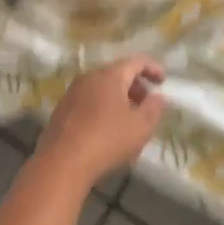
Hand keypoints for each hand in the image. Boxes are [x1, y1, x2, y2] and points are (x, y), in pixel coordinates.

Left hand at [36, 57, 166, 186]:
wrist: (63, 162)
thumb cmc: (108, 140)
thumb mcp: (141, 127)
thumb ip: (154, 109)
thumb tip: (158, 97)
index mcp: (110, 76)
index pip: (136, 62)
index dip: (152, 69)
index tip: (163, 81)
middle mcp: (88, 78)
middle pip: (116, 74)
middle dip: (135, 86)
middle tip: (146, 103)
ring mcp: (71, 94)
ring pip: (100, 89)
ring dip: (118, 99)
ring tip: (128, 118)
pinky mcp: (61, 112)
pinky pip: (87, 103)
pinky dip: (102, 109)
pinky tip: (106, 129)